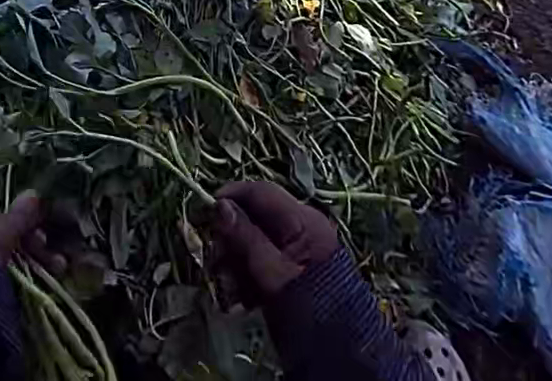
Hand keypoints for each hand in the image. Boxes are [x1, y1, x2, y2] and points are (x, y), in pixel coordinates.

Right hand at [210, 180, 339, 300]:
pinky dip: (251, 272)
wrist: (345, 359)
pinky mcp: (300, 269)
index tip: (205, 212)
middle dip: (232, 235)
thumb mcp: (272, 275)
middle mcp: (304, 226)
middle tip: (213, 258)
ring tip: (226, 284)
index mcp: (303, 220)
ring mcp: (304, 248)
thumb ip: (246, 238)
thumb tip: (219, 206)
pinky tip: (242, 296)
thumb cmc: (309, 311)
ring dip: (238, 257)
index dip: (231, 197)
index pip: (260, 192)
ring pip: (259, 238)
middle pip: (257, 215)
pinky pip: (269, 258)